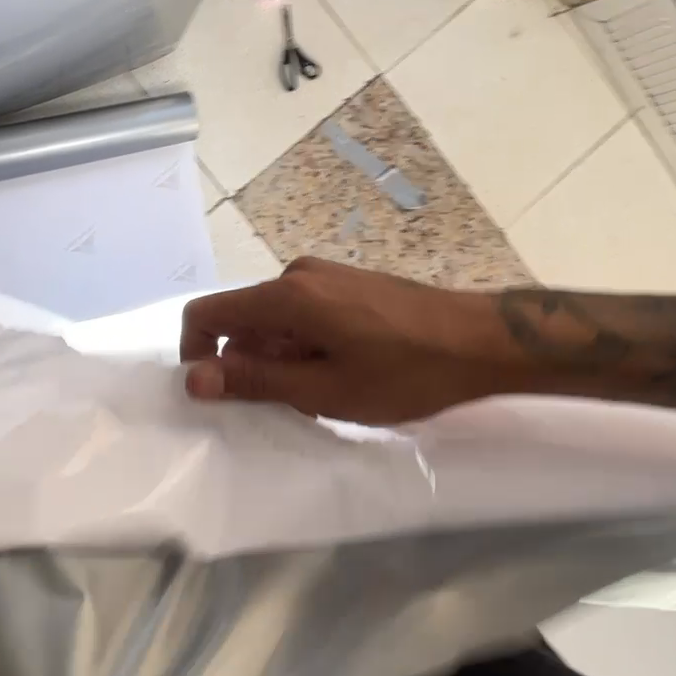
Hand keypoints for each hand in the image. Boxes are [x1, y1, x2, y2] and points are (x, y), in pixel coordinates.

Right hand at [180, 257, 511, 425]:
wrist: (482, 341)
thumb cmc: (404, 372)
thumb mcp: (324, 390)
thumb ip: (254, 382)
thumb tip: (193, 379)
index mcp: (285, 296)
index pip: (207, 313)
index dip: (197, 354)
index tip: (220, 393)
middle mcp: (297, 274)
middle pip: (243, 319)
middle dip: (251, 363)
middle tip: (295, 400)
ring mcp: (325, 275)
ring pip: (274, 320)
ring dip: (282, 357)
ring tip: (329, 388)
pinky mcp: (347, 283)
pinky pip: (302, 313)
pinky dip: (305, 344)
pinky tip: (346, 369)